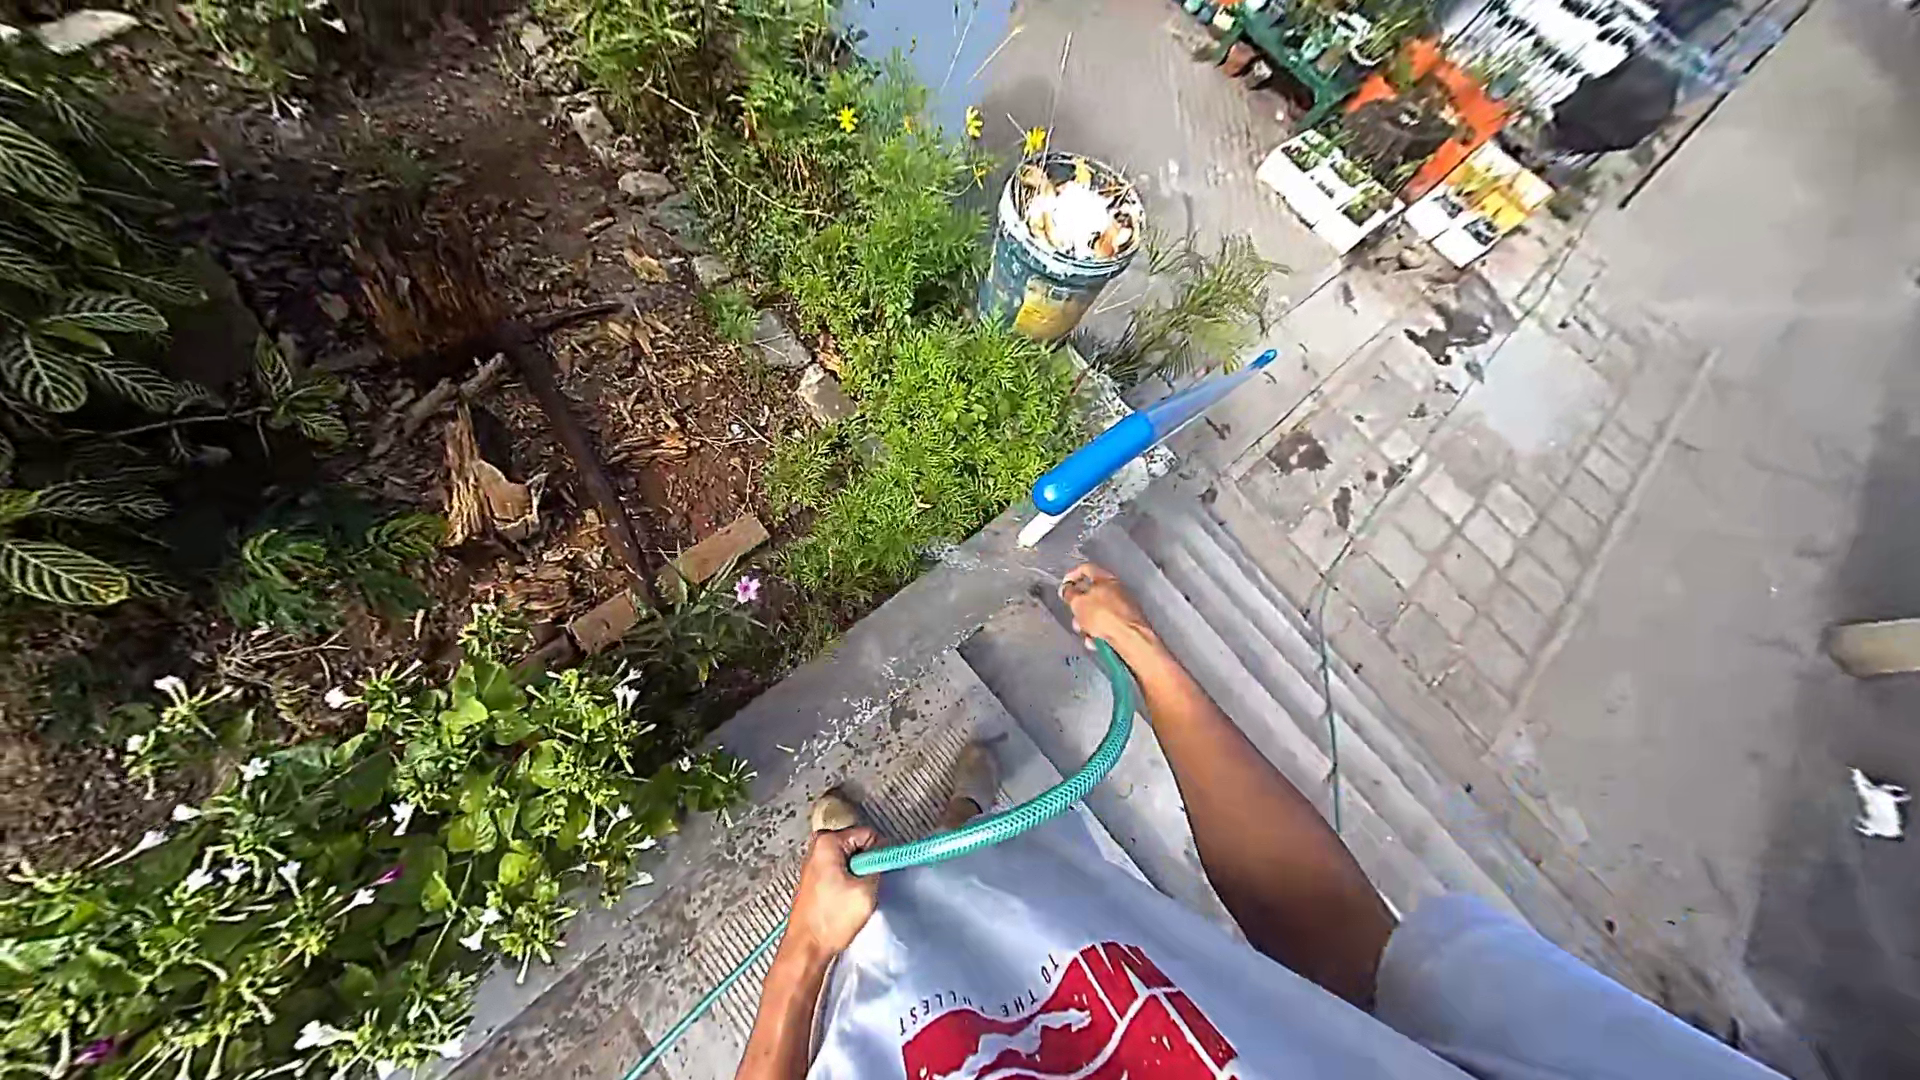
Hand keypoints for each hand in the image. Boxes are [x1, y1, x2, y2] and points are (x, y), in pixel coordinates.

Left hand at [786, 826, 880, 959]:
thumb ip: (878, 865)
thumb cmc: (832, 919)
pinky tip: (843, 899)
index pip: (868, 834)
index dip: (877, 853)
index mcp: (827, 841)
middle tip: (864, 886)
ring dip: (856, 874)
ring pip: (849, 858)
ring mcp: (813, 860)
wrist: (805, 949)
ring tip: (853, 895)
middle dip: (865, 864)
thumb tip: (882, 854)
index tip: (877, 874)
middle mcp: (817, 845)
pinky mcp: (813, 876)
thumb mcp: (866, 890)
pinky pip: (839, 868)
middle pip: (857, 844)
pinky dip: (846, 880)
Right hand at [1061, 563, 1159, 658]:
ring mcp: (1124, 606)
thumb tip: (1066, 589)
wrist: (1130, 638)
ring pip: (1098, 612)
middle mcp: (1117, 588)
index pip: (1086, 569)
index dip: (1072, 576)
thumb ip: (1069, 594)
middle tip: (1075, 617)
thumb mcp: (1078, 603)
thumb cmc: (1103, 616)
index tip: (1063, 587)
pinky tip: (1095, 641)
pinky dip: (1099, 632)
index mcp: (1105, 578)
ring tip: (1085, 634)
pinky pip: (1107, 624)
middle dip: (1080, 608)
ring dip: (1087, 623)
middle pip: (1091, 594)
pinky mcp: (1127, 622)